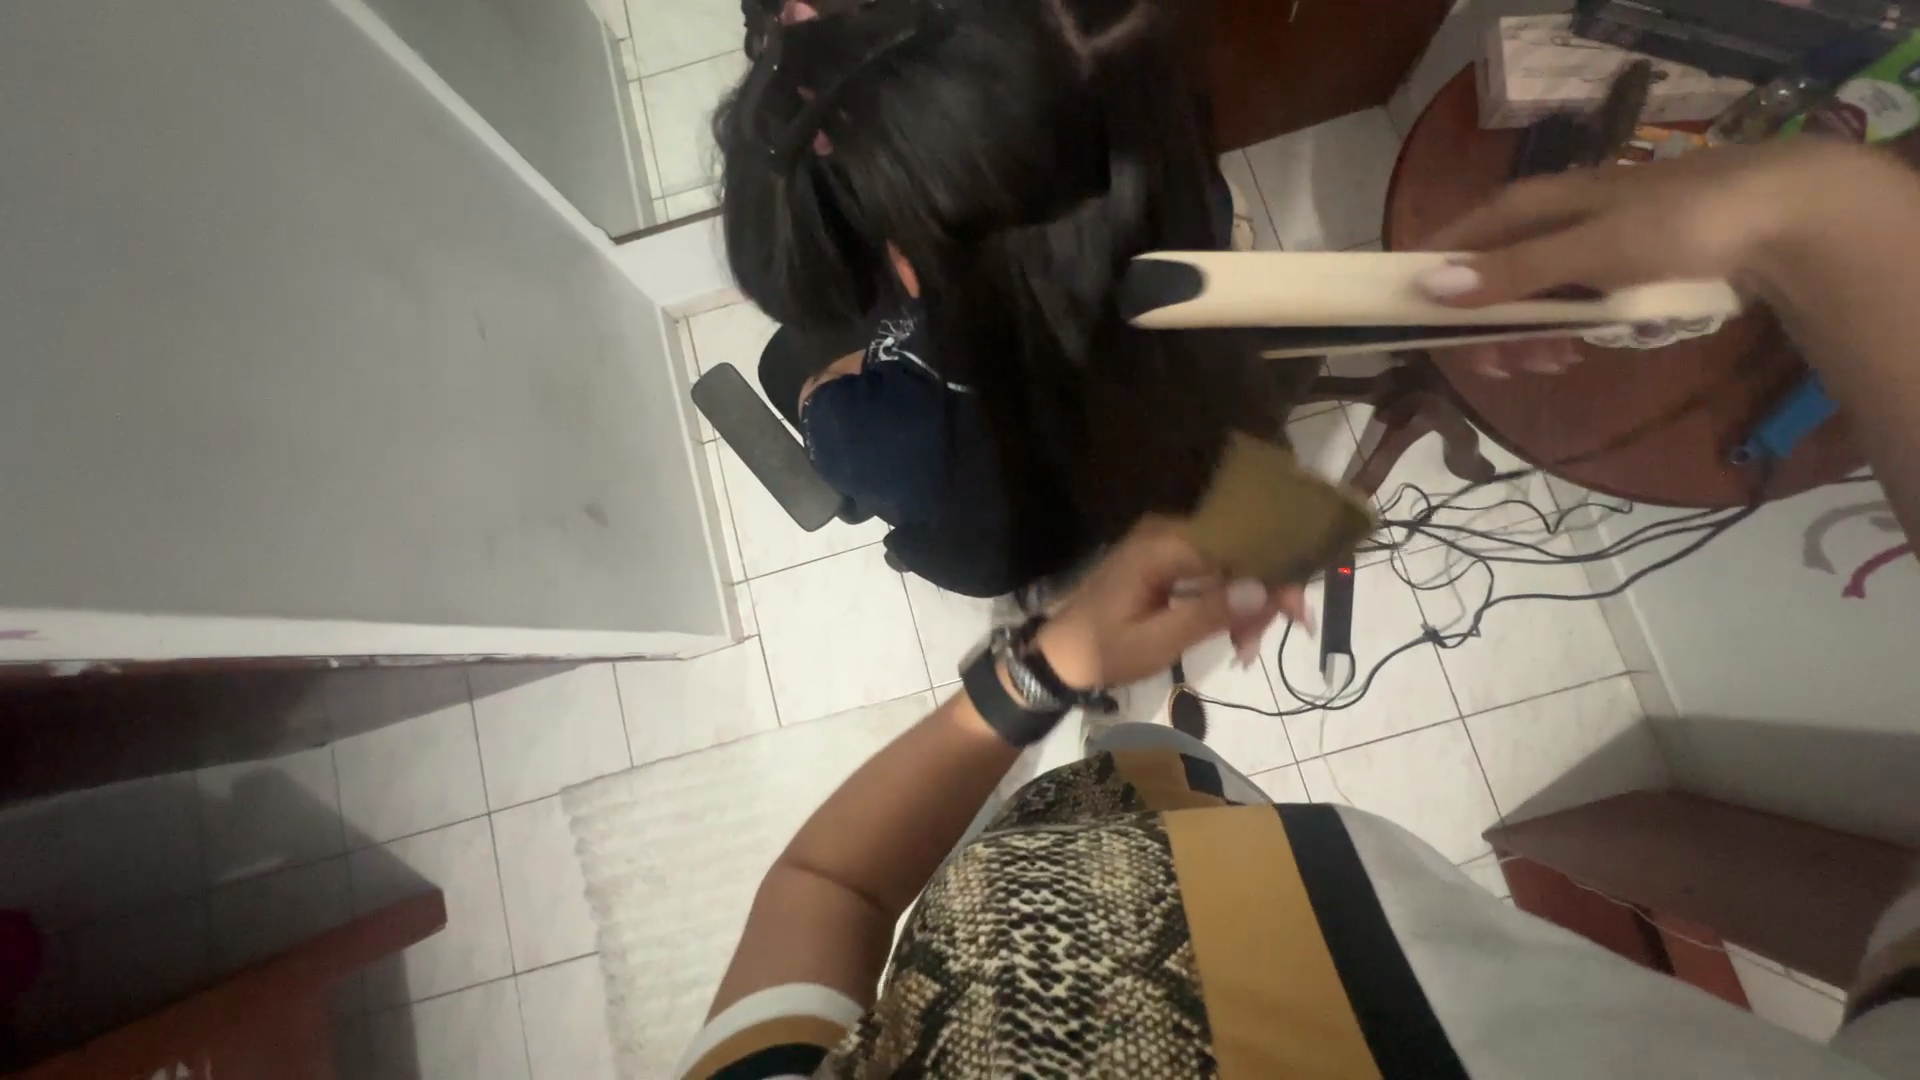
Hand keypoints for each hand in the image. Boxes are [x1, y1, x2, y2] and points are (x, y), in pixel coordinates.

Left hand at [1033, 517, 1308, 689]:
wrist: (1057, 657)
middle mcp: (1163, 533)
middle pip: (1234, 553)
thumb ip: (1209, 613)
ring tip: (1243, 650)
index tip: (1297, 613)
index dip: (1274, 575)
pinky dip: (1221, 602)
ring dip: (1241, 605)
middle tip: (1258, 646)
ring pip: (1224, 565)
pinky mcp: (1158, 563)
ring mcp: (1160, 546)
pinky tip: (1231, 636)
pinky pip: (1205, 573)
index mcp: (1160, 546)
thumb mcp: (1158, 641)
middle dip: (1259, 597)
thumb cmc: (1103, 649)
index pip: (1236, 545)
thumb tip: (1264, 588)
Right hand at [1412, 141, 1870, 376]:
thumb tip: (1427, 288)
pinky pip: (1547, 309)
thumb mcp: (1589, 250)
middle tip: (1499, 370)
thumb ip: (1509, 272)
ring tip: (1548, 365)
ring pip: (1508, 304)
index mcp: (1517, 210)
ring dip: (1516, 341)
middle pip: (1471, 287)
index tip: (1417, 338)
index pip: (1439, 250)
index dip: (1419, 292)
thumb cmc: (1680, 222)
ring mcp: (1562, 250)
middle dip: (1478, 333)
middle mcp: (1529, 227)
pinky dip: (1549, 335)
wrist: (1786, 216)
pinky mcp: (1592, 271)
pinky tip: (1570, 353)